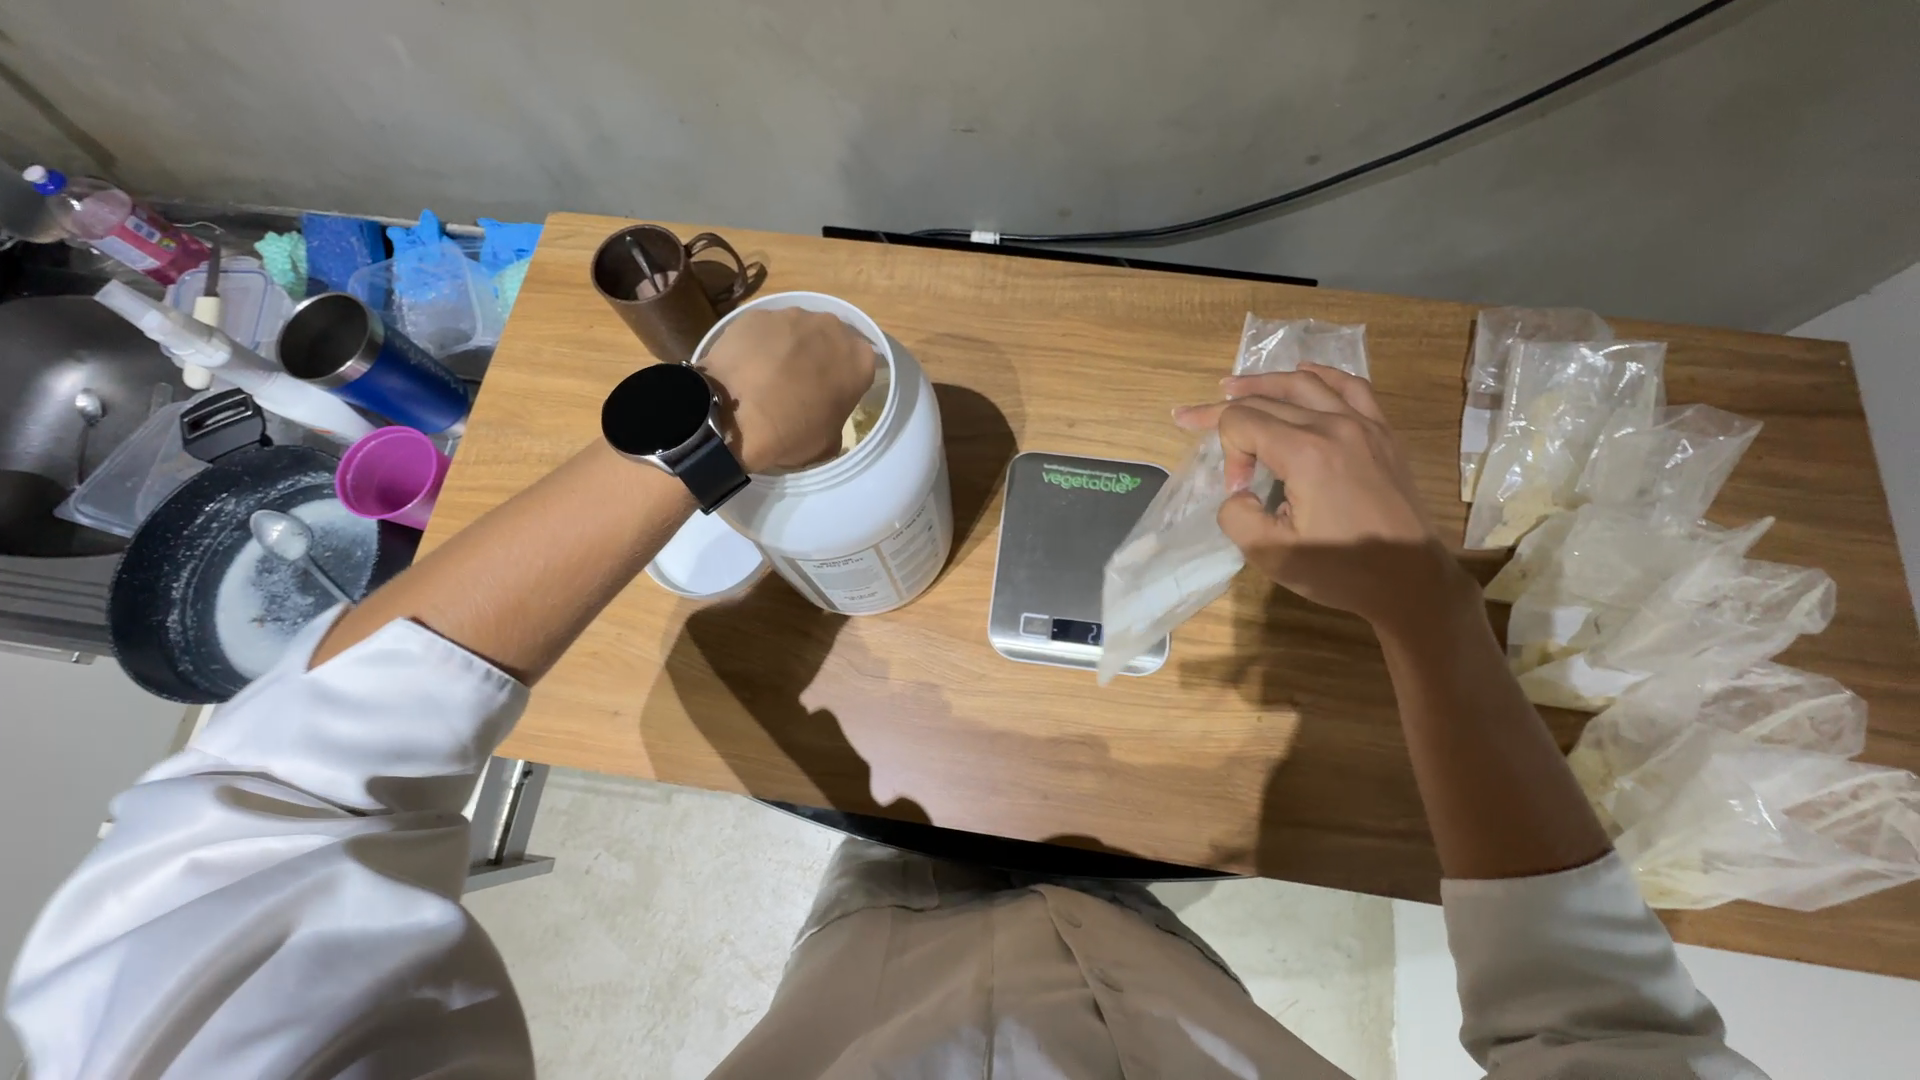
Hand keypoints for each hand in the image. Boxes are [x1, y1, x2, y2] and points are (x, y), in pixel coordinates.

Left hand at [698, 309, 878, 472]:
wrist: (731, 415)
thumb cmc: (790, 432)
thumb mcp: (829, 442)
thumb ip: (836, 418)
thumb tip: (825, 414)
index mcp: (859, 359)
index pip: (861, 365)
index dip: (845, 381)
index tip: (832, 395)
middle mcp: (831, 327)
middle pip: (831, 339)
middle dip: (820, 356)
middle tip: (801, 383)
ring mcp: (791, 316)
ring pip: (798, 330)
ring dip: (790, 347)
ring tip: (769, 375)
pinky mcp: (756, 314)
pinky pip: (765, 330)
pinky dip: (760, 344)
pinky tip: (747, 367)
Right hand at [1172, 365, 1467, 629]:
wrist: (1411, 581)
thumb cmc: (1342, 570)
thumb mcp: (1271, 555)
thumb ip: (1236, 516)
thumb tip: (1239, 493)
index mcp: (1306, 453)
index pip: (1242, 422)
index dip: (1227, 453)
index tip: (1239, 491)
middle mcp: (1335, 426)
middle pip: (1267, 399)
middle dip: (1222, 411)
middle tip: (1188, 418)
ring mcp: (1365, 425)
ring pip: (1305, 384)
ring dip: (1264, 382)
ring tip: (1232, 386)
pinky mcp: (1383, 434)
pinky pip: (1351, 387)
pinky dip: (1321, 376)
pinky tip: (1305, 374)